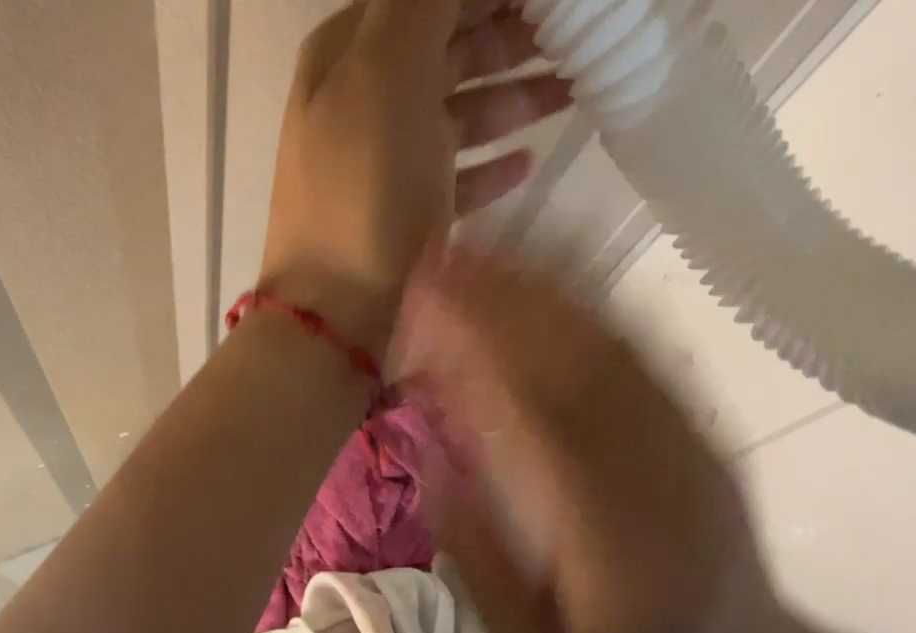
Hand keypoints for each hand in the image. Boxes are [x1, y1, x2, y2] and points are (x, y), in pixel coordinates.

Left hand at [258, 0, 571, 354]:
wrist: (337, 317)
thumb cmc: (362, 190)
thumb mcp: (388, 73)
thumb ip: (426, 0)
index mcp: (347, 55)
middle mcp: (360, 104)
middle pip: (445, 51)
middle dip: (509, 36)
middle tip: (578, 32)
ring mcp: (382, 167)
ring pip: (456, 115)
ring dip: (513, 97)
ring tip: (574, 90)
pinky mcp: (403, 221)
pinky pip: (455, 180)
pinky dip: (490, 167)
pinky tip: (527, 163)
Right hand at [396, 245, 791, 632]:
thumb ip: (478, 552)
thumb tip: (432, 456)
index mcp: (599, 534)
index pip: (529, 420)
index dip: (474, 352)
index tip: (421, 308)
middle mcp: (649, 473)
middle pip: (570, 364)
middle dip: (499, 300)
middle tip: (437, 258)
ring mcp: (686, 443)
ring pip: (610, 346)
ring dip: (541, 288)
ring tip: (482, 249)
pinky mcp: (702, 428)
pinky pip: (646, 353)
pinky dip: (590, 304)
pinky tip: (549, 276)